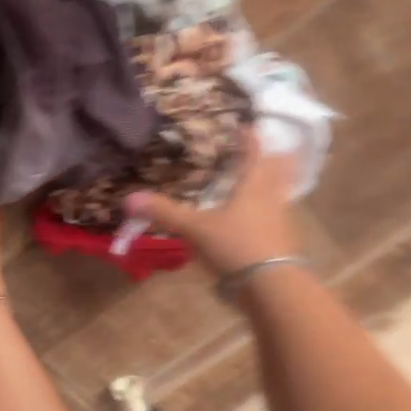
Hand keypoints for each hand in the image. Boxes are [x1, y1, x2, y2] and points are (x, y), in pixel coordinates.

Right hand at [124, 133, 300, 276]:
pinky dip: (265, 211)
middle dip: (270, 157)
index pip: (255, 152)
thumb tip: (128, 198)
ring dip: (269, 184)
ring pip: (278, 193)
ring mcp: (281, 219)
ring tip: (252, 182)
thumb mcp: (195, 228)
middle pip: (278, 169)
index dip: (249, 137)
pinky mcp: (281, 241)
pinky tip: (251, 219)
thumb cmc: (235, 244)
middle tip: (257, 150)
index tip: (243, 125)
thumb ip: (165, 212)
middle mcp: (273, 196)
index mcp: (255, 184)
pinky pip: (274, 217)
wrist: (270, 285)